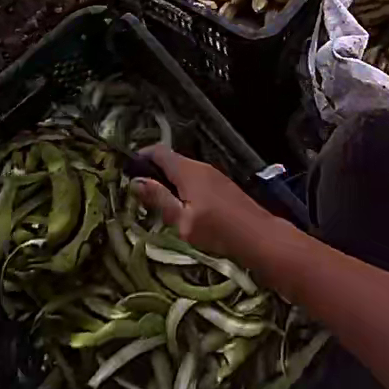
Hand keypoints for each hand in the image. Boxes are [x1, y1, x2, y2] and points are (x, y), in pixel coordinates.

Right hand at [130, 145, 285, 266]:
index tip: (128, 171)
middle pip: (170, 160)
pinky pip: (195, 179)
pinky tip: (182, 207)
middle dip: (153, 172)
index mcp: (187, 170)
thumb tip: (136, 182)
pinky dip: (182, 187)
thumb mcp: (182, 221)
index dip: (141, 157)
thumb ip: (159, 200)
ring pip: (183, 170)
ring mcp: (213, 174)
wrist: (260, 237)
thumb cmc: (218, 230)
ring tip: (157, 203)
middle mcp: (199, 166)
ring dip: (168, 181)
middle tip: (139, 193)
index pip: (158, 151)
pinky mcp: (221, 185)